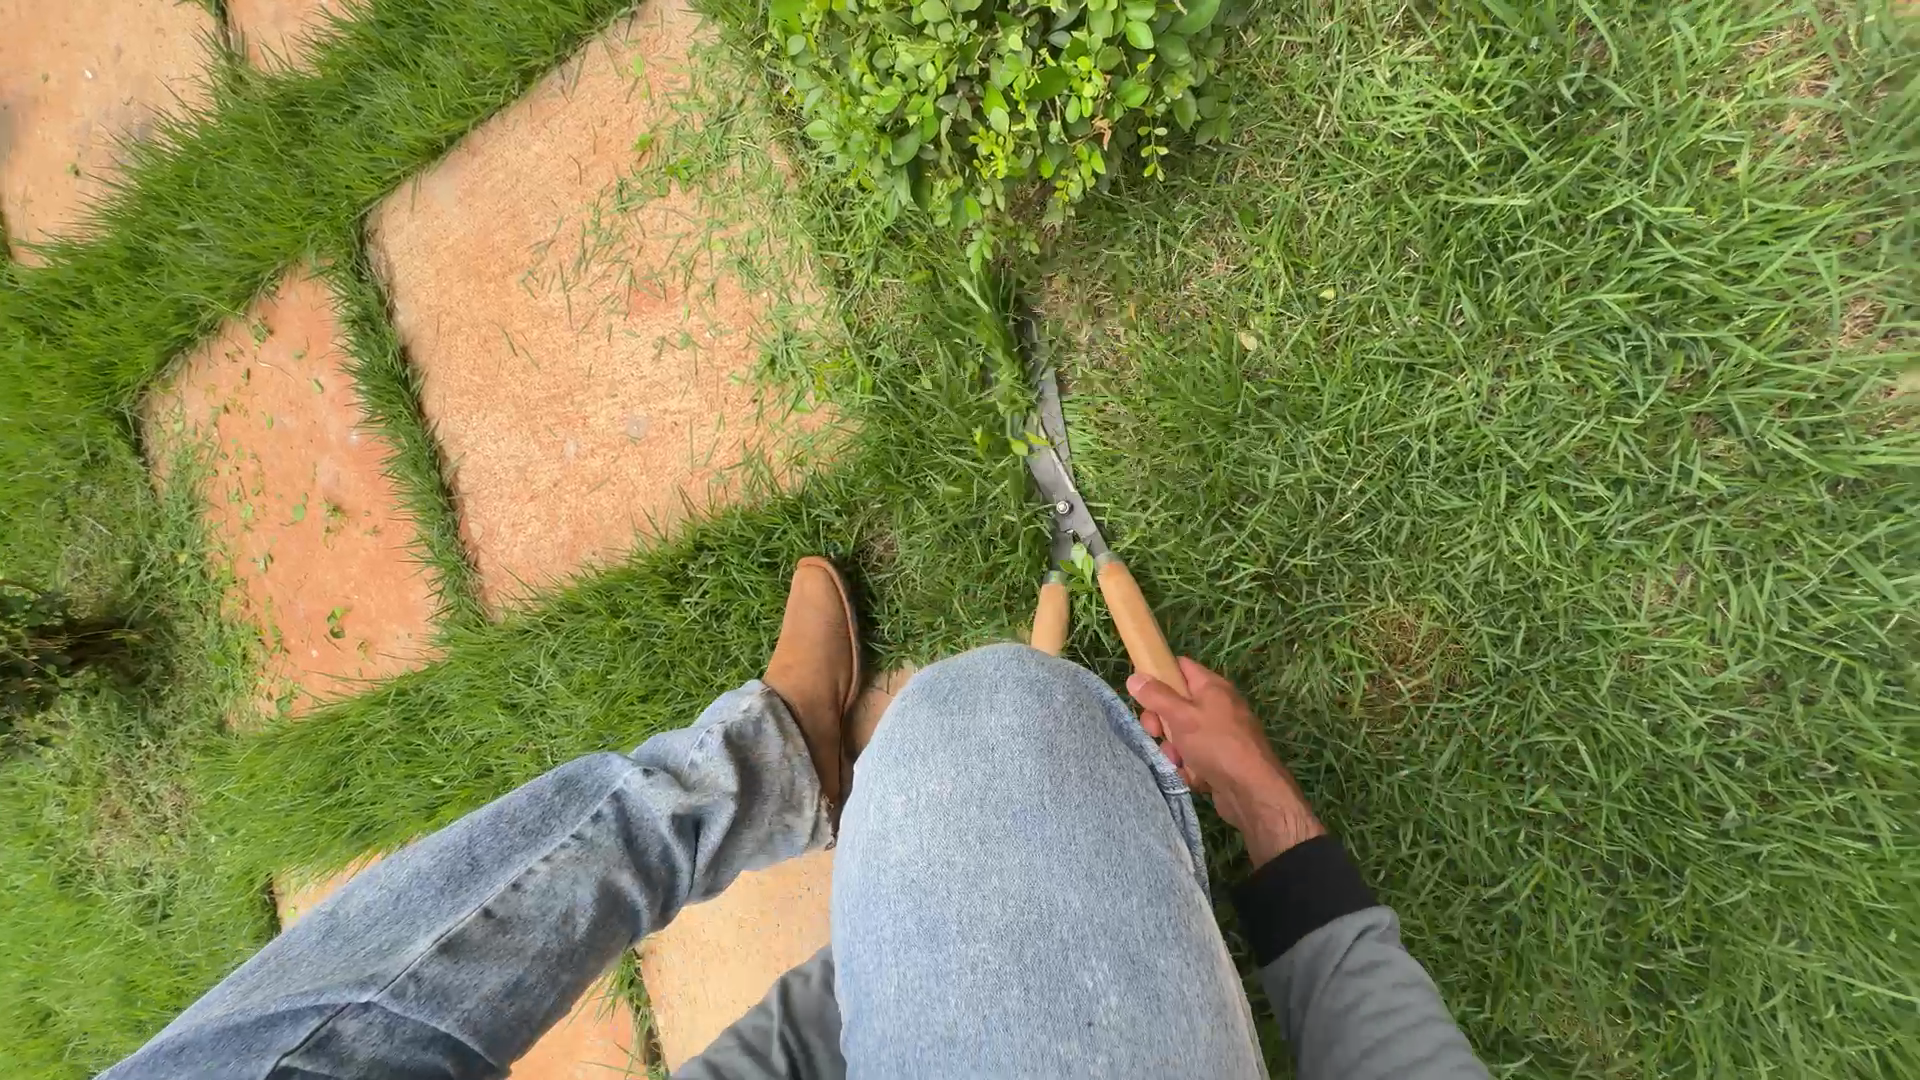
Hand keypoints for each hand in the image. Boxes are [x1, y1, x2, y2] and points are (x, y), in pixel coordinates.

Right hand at [1128, 657, 1325, 865]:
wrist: (1252, 792)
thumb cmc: (1217, 744)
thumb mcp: (1181, 716)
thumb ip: (1156, 696)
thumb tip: (1134, 678)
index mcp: (1212, 687)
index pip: (1180, 666)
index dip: (1159, 673)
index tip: (1141, 692)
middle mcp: (1217, 706)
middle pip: (1176, 703)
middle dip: (1161, 720)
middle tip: (1155, 732)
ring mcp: (1220, 733)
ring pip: (1181, 733)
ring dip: (1173, 747)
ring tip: (1177, 760)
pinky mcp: (1220, 758)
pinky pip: (1193, 755)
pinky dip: (1188, 764)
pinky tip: (1190, 775)